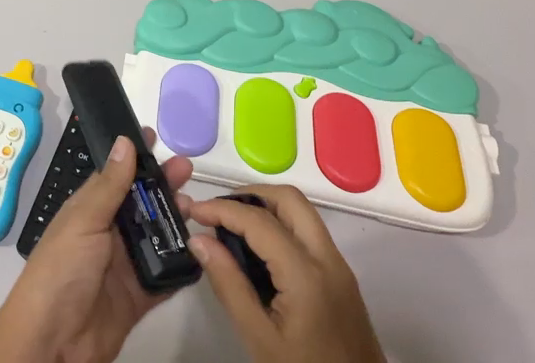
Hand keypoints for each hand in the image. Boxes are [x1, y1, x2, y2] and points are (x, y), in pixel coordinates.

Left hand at [0, 133, 192, 362]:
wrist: (54, 340)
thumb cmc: (61, 270)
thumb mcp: (83, 221)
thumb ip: (109, 186)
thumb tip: (124, 142)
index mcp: (89, 211)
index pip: (116, 177)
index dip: (135, 158)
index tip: (157, 138)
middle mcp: (108, 234)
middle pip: (141, 204)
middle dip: (163, 185)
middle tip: (187, 170)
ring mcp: (124, 265)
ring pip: (157, 236)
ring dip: (177, 221)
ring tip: (194, 207)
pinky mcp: (139, 295)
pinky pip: (166, 276)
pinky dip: (183, 265)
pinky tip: (201, 250)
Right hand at [186, 185, 383, 361]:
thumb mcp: (259, 338)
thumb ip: (228, 285)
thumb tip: (199, 239)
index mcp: (306, 274)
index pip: (259, 221)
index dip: (222, 209)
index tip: (193, 211)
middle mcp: (328, 258)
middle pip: (289, 199)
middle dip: (249, 195)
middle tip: (217, 212)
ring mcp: (339, 265)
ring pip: (302, 211)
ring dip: (266, 206)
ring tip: (232, 226)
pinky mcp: (341, 275)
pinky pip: (309, 231)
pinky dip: (281, 223)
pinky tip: (257, 248)